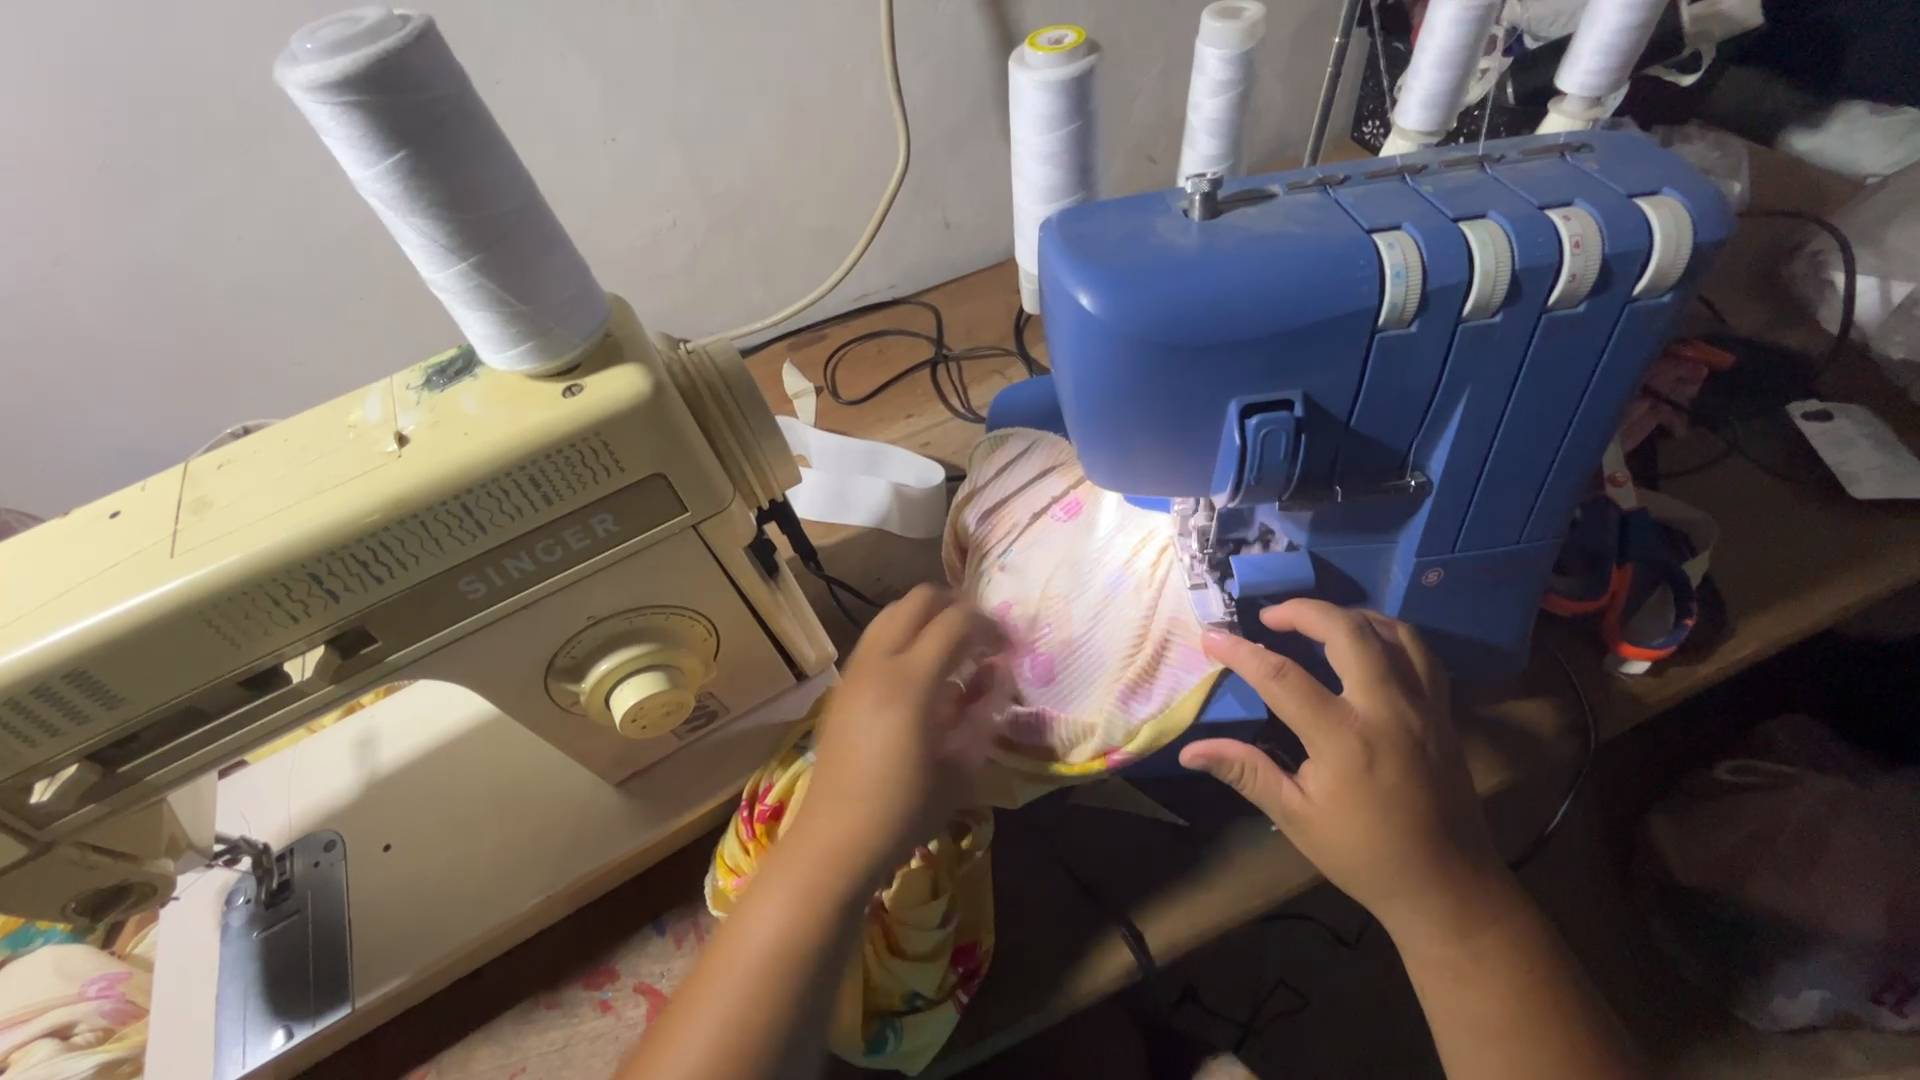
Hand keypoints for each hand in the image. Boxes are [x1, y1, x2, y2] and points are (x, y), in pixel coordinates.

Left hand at [799, 585, 1011, 875]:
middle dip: (957, 608)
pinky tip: (921, 675)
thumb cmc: (906, 810)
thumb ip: (985, 711)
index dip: (990, 625)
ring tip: (952, 651)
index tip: (1009, 647)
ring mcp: (854, 670)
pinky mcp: (841, 685)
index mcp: (911, 681)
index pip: (957, 621)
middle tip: (981, 638)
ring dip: (927, 618)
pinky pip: (876, 638)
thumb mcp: (962, 766)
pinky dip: (904, 636)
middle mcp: (878, 662)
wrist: (836, 840)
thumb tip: (998, 673)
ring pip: (892, 612)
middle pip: (919, 599)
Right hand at [1179, 599, 1509, 935]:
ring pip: (1392, 632)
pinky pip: (1420, 653)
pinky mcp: (1444, 712)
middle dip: (1302, 611)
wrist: (1448, 886)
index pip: (1281, 677)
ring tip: (1316, 621)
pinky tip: (1366, 643)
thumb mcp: (1295, 817)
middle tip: (1269, 616)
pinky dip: (1389, 634)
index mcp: (1344, 738)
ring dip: (1348, 616)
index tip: (1210, 637)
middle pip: (1346, 632)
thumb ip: (1245, 771)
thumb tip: (1189, 750)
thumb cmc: (1363, 854)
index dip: (1240, 652)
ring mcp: (1423, 707)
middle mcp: (1387, 709)